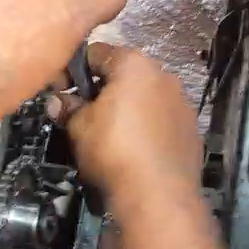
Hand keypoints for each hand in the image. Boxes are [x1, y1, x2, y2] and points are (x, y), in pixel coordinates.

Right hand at [63, 43, 203, 206]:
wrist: (158, 196)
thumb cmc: (113, 151)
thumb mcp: (78, 127)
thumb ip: (68, 108)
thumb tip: (57, 102)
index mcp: (134, 65)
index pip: (96, 53)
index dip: (74, 71)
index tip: (62, 91)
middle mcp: (164, 76)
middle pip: (125, 75)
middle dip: (104, 91)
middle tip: (84, 115)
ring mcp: (182, 104)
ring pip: (146, 98)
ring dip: (128, 110)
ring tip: (110, 137)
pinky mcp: (191, 131)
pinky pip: (162, 122)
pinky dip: (148, 130)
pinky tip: (135, 152)